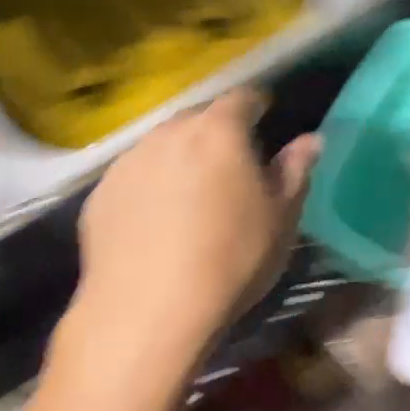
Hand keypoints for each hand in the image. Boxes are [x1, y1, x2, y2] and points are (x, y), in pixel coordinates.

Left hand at [50, 87, 319, 406]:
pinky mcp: (99, 196)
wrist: (148, 311)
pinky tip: (159, 221)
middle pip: (198, 118)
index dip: (258, 104)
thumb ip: (295, 171)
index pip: (242, 98)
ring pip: (162, 146)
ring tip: (195, 192)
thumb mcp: (281, 218)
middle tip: (234, 161)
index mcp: (220, 131)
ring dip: (181, 157)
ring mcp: (128, 163)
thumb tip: (310, 140)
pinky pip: (135, 177)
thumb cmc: (232, 259)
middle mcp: (169, 134)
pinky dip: (151, 186)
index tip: (267, 115)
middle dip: (217, 131)